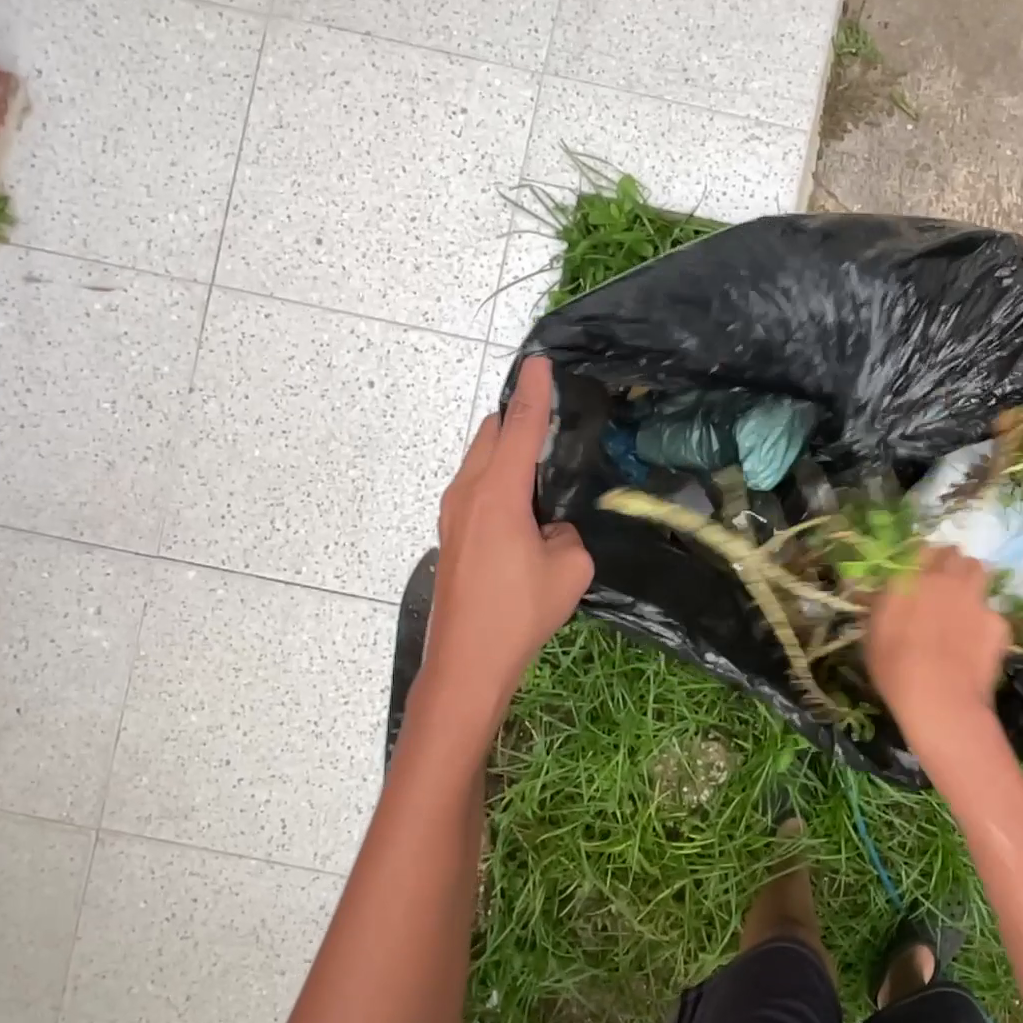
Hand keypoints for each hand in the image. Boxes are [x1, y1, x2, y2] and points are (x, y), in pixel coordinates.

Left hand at [420, 355, 592, 722]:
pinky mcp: (452, 534)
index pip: (521, 427)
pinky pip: (476, 484)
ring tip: (543, 460)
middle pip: (492, 433)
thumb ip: (566, 531)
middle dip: (520, 416)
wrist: (468, 660)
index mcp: (498, 493)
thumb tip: (549, 527)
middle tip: (554, 416)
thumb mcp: (570, 567)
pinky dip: (498, 475)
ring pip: (480, 458)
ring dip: (507, 448)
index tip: (541, 362)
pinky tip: (523, 501)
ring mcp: (453, 513)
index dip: (536, 393)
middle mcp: (468, 492)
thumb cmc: (520, 611)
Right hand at [865, 547, 1011, 757]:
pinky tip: (977, 643)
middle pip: (956, 555)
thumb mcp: (872, 636)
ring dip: (972, 580)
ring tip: (965, 604)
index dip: (923, 560)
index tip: (920, 573)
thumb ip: (881, 607)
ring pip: (981, 572)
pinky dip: (985, 622)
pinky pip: (992, 612)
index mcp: (912, 580)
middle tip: (945, 584)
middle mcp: (946, 581)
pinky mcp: (999, 623)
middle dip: (952, 564)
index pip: (923, 550)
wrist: (940, 700)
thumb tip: (881, 595)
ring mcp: (977, 600)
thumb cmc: (895, 669)